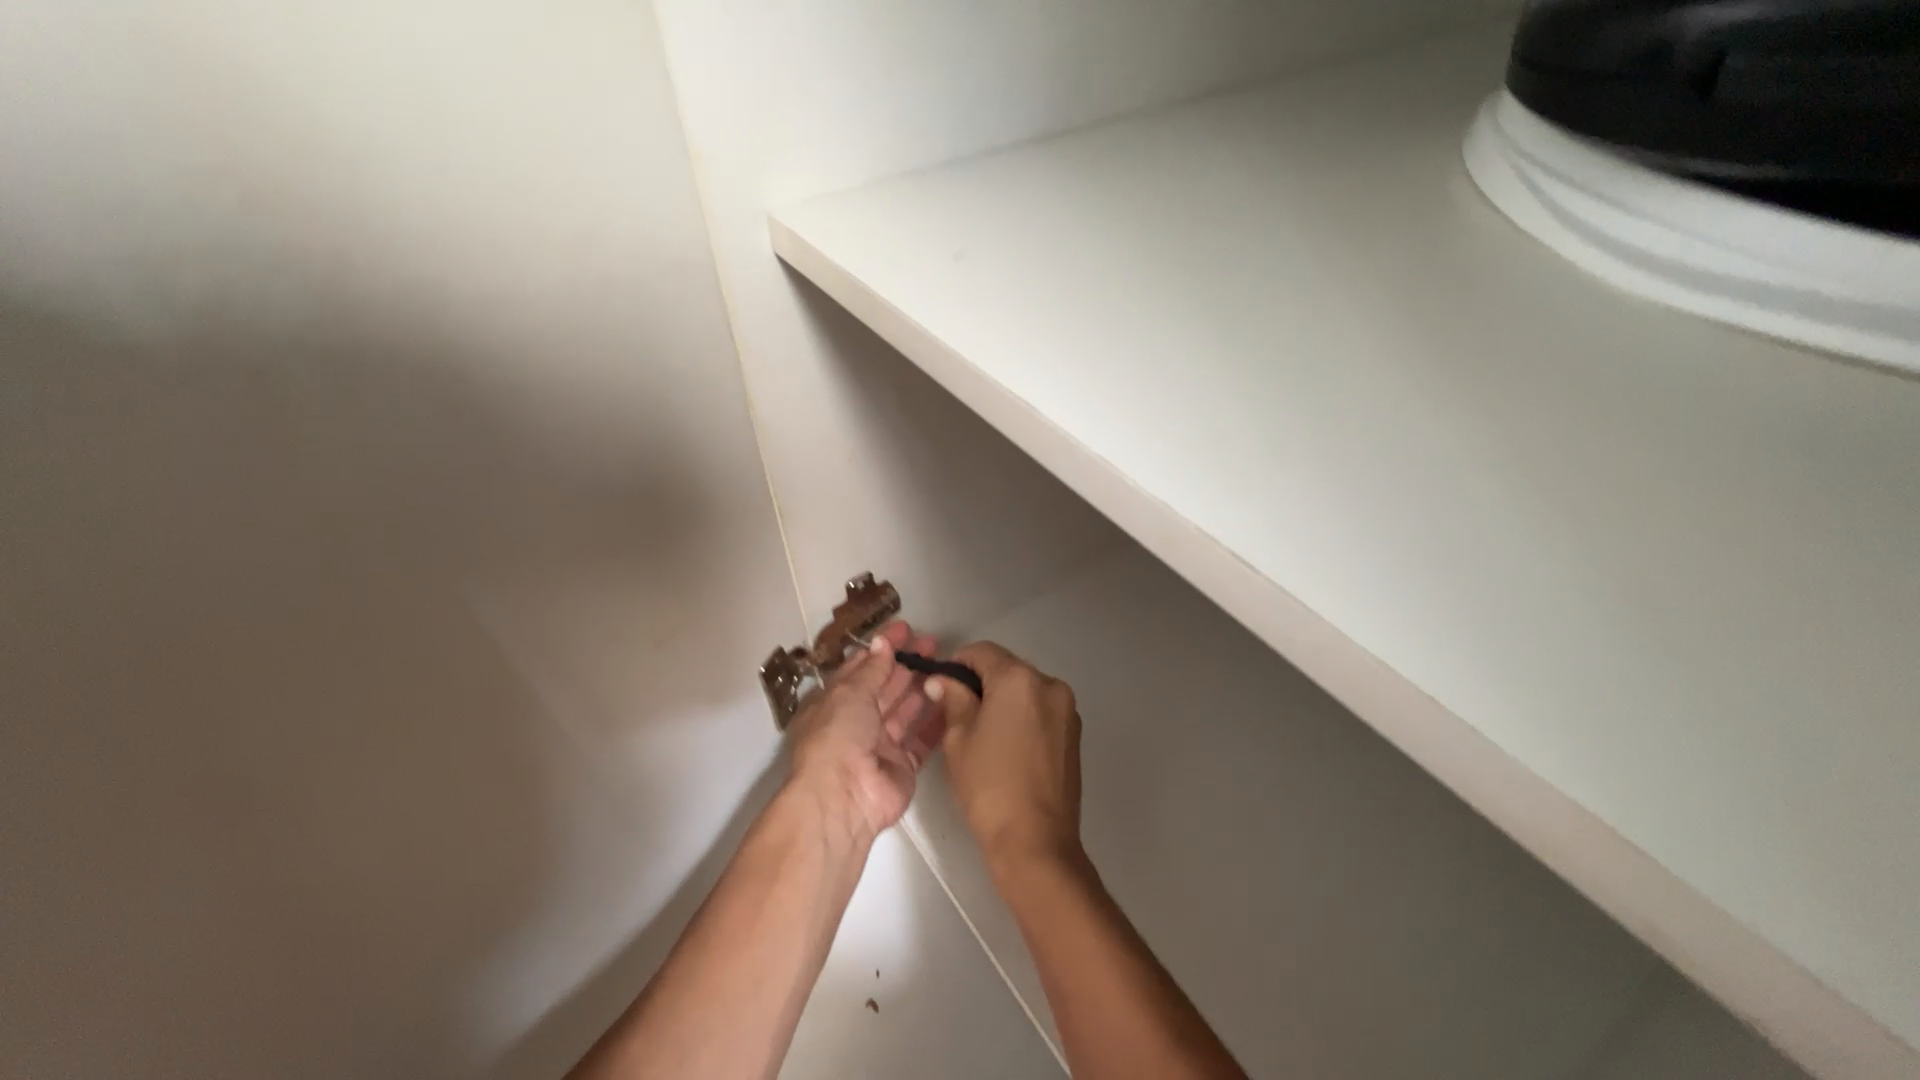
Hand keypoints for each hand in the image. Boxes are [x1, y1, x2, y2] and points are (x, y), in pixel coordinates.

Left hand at [786, 621, 946, 839]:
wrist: (842, 798)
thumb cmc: (837, 736)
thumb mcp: (849, 693)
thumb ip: (872, 669)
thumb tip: (882, 642)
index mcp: (835, 702)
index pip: (861, 668)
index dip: (882, 647)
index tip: (906, 628)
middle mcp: (856, 722)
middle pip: (886, 687)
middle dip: (907, 664)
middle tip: (934, 642)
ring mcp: (881, 745)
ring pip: (906, 710)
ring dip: (923, 687)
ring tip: (948, 665)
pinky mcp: (903, 766)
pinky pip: (923, 739)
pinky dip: (937, 721)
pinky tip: (954, 700)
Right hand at [927, 642, 1082, 877]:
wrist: (1035, 840)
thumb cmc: (989, 786)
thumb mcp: (958, 739)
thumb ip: (953, 699)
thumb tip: (943, 680)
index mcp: (1019, 679)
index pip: (982, 651)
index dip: (957, 664)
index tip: (941, 689)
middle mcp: (1050, 685)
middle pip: (1008, 668)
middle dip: (981, 683)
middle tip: (957, 714)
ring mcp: (1067, 711)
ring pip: (1026, 691)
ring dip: (1004, 701)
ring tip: (984, 736)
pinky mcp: (1074, 735)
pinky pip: (1041, 711)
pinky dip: (1022, 718)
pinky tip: (1008, 749)